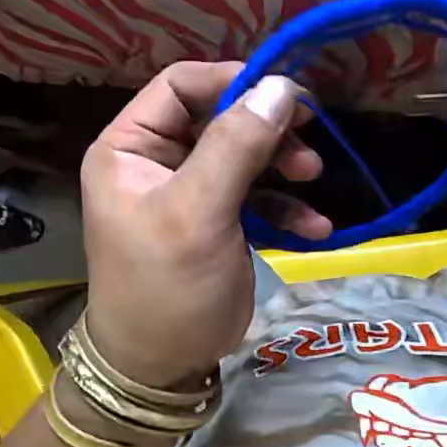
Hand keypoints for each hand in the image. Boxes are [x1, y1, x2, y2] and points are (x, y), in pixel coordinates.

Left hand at [81, 62, 328, 387]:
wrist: (162, 365)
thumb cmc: (165, 285)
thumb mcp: (197, 213)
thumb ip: (236, 146)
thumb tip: (280, 86)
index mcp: (130, 147)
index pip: (180, 86)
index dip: (232, 81)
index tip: (285, 93)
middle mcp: (157, 161)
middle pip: (219, 118)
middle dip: (266, 127)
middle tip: (310, 135)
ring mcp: (191, 192)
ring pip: (244, 154)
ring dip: (282, 163)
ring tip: (313, 175)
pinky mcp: (219, 222)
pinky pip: (256, 197)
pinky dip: (285, 206)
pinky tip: (315, 226)